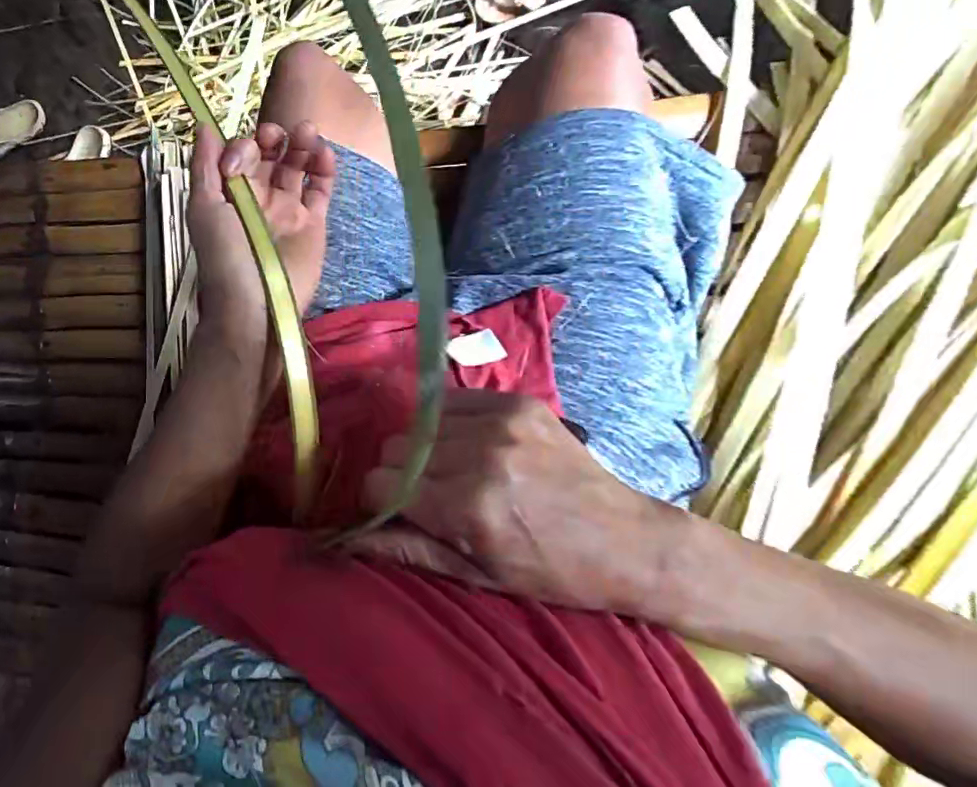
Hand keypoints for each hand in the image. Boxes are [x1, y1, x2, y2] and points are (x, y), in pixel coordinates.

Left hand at [188, 120, 337, 338]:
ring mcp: (288, 209)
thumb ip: (205, 166)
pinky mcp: (313, 222)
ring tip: (308, 131)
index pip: (241, 154)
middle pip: (271, 155)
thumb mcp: (205, 208)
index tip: (247, 153)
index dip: (246, 145)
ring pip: (298, 167)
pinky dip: (324, 169)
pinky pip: (321, 189)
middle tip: (279, 133)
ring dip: (302, 145)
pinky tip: (324, 153)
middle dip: (275, 137)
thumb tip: (204, 126)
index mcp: (230, 192)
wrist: (255, 304)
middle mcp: (259, 197)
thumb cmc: (224, 256)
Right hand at [351, 389, 685, 615]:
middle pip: (397, 446)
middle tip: (430, 490)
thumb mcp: (478, 575)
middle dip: (401, 470)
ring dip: (427, 444)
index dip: (381, 497)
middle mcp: (481, 456)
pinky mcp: (519, 402)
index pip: (381, 482)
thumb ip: (410, 549)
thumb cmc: (550, 572)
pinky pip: (457, 400)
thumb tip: (351, 537)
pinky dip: (453, 421)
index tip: (399, 508)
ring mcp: (502, 422)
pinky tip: (473, 442)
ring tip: (455, 466)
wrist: (625, 540)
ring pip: (423, 420)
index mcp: (469, 508)